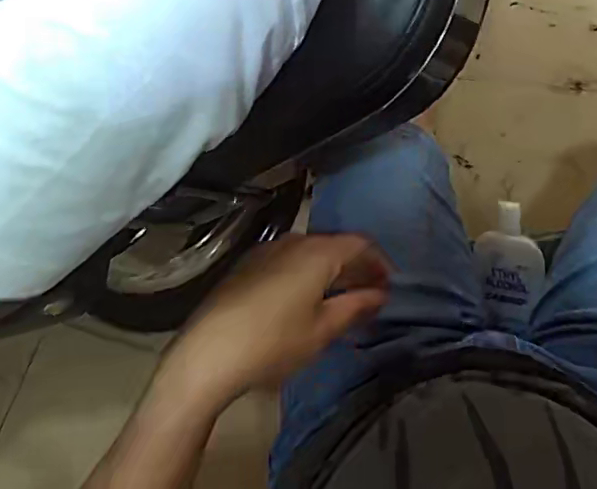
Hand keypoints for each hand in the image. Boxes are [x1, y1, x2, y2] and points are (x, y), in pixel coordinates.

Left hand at [154, 234, 390, 411]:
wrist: (206, 355)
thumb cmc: (272, 342)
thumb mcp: (322, 330)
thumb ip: (355, 307)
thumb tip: (380, 294)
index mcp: (319, 252)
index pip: (361, 243)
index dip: (379, 262)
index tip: (390, 285)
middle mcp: (296, 240)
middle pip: (336, 245)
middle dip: (357, 267)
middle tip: (370, 294)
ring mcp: (269, 249)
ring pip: (312, 252)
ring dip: (332, 270)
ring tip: (340, 299)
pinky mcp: (248, 264)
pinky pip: (290, 260)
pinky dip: (307, 273)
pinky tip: (305, 299)